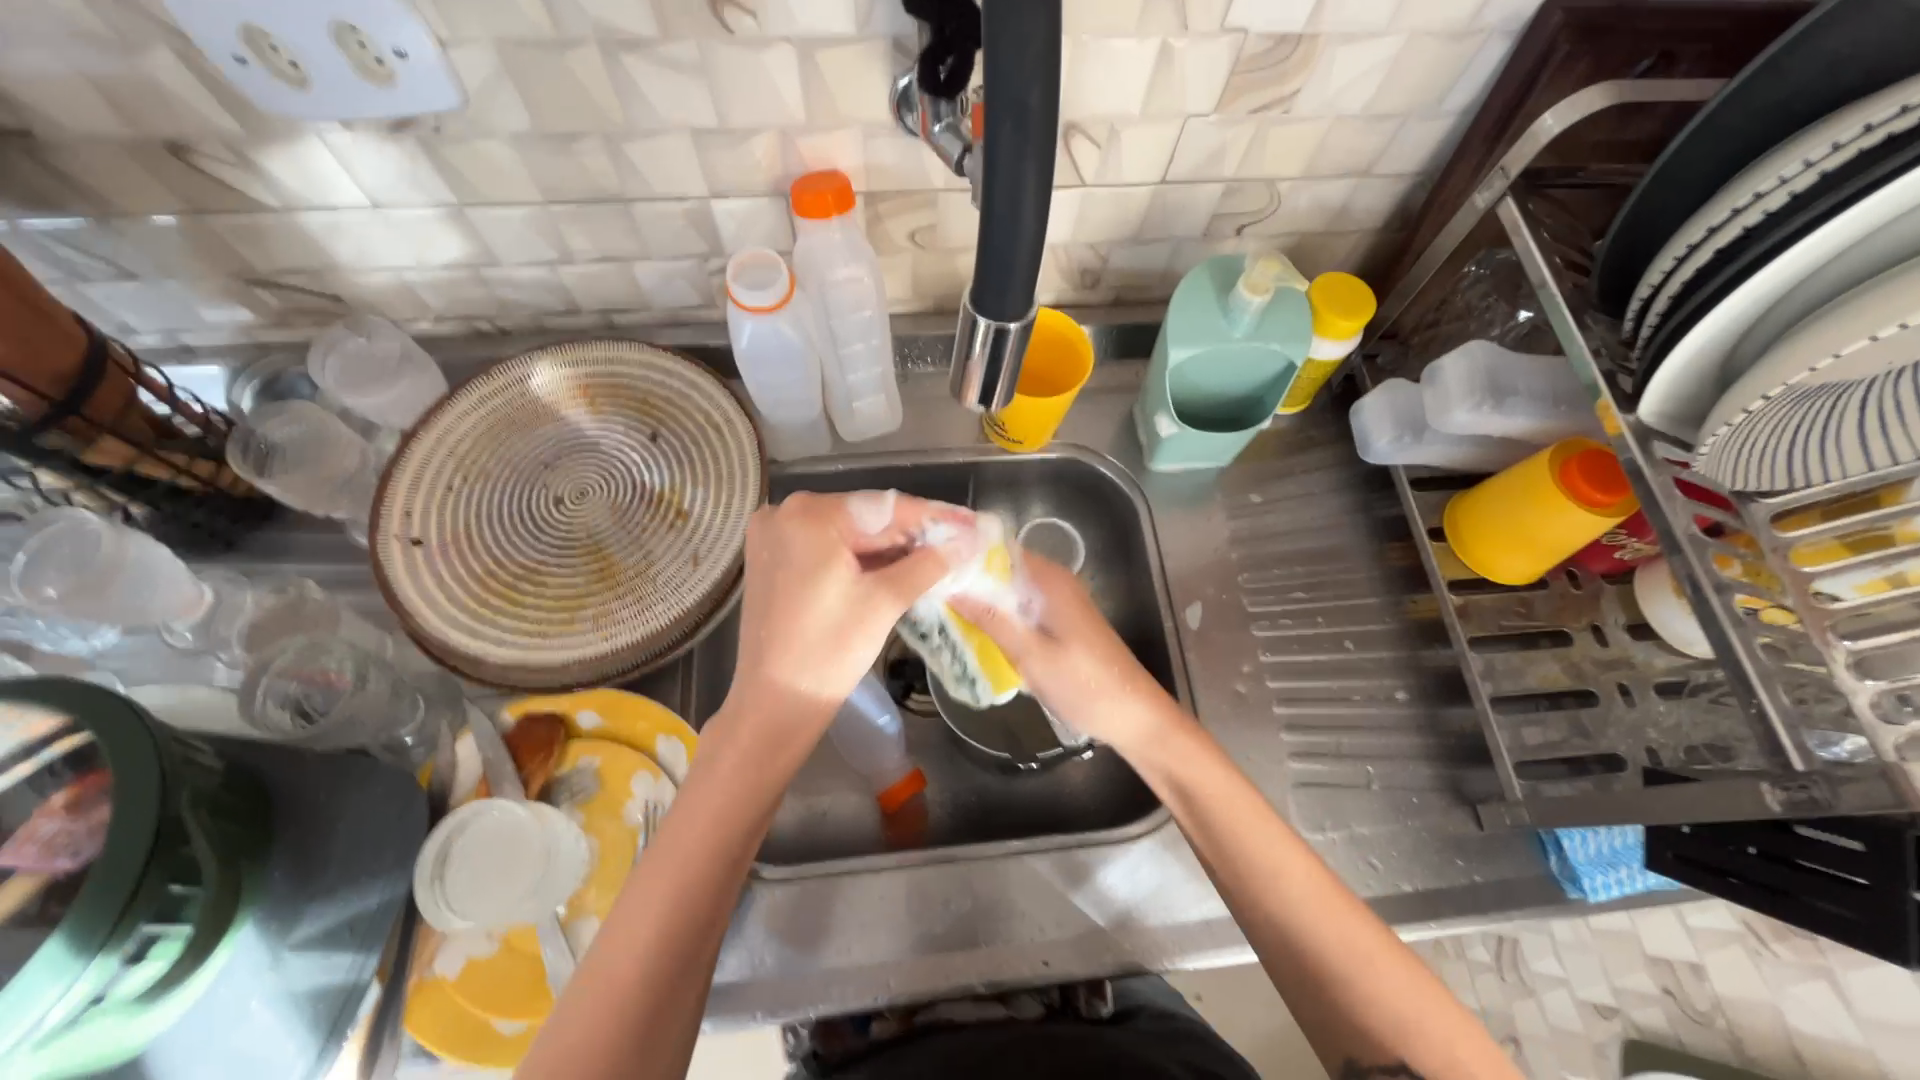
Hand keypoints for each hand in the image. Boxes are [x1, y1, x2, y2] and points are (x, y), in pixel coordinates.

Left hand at [726, 490, 976, 729]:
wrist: (774, 703)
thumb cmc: (829, 651)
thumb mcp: (885, 601)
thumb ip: (929, 564)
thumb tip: (969, 540)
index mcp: (810, 515)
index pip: (885, 508)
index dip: (933, 518)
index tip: (971, 523)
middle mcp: (785, 512)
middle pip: (864, 517)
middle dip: (910, 533)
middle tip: (959, 540)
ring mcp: (773, 535)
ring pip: (846, 533)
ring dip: (887, 546)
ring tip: (937, 553)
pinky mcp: (771, 559)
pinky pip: (826, 548)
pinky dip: (858, 557)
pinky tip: (895, 566)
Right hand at [951, 555, 1183, 755]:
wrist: (1135, 717)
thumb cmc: (1085, 685)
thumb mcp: (1031, 655)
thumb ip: (991, 620)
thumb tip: (951, 588)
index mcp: (1049, 580)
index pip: (999, 548)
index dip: (965, 552)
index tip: (928, 562)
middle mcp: (1054, 583)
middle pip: (1001, 569)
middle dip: (967, 579)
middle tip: (925, 591)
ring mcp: (1058, 605)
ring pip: (1009, 592)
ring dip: (981, 601)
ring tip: (938, 610)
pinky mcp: (1060, 626)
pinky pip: (1020, 611)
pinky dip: (998, 618)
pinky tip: (973, 633)